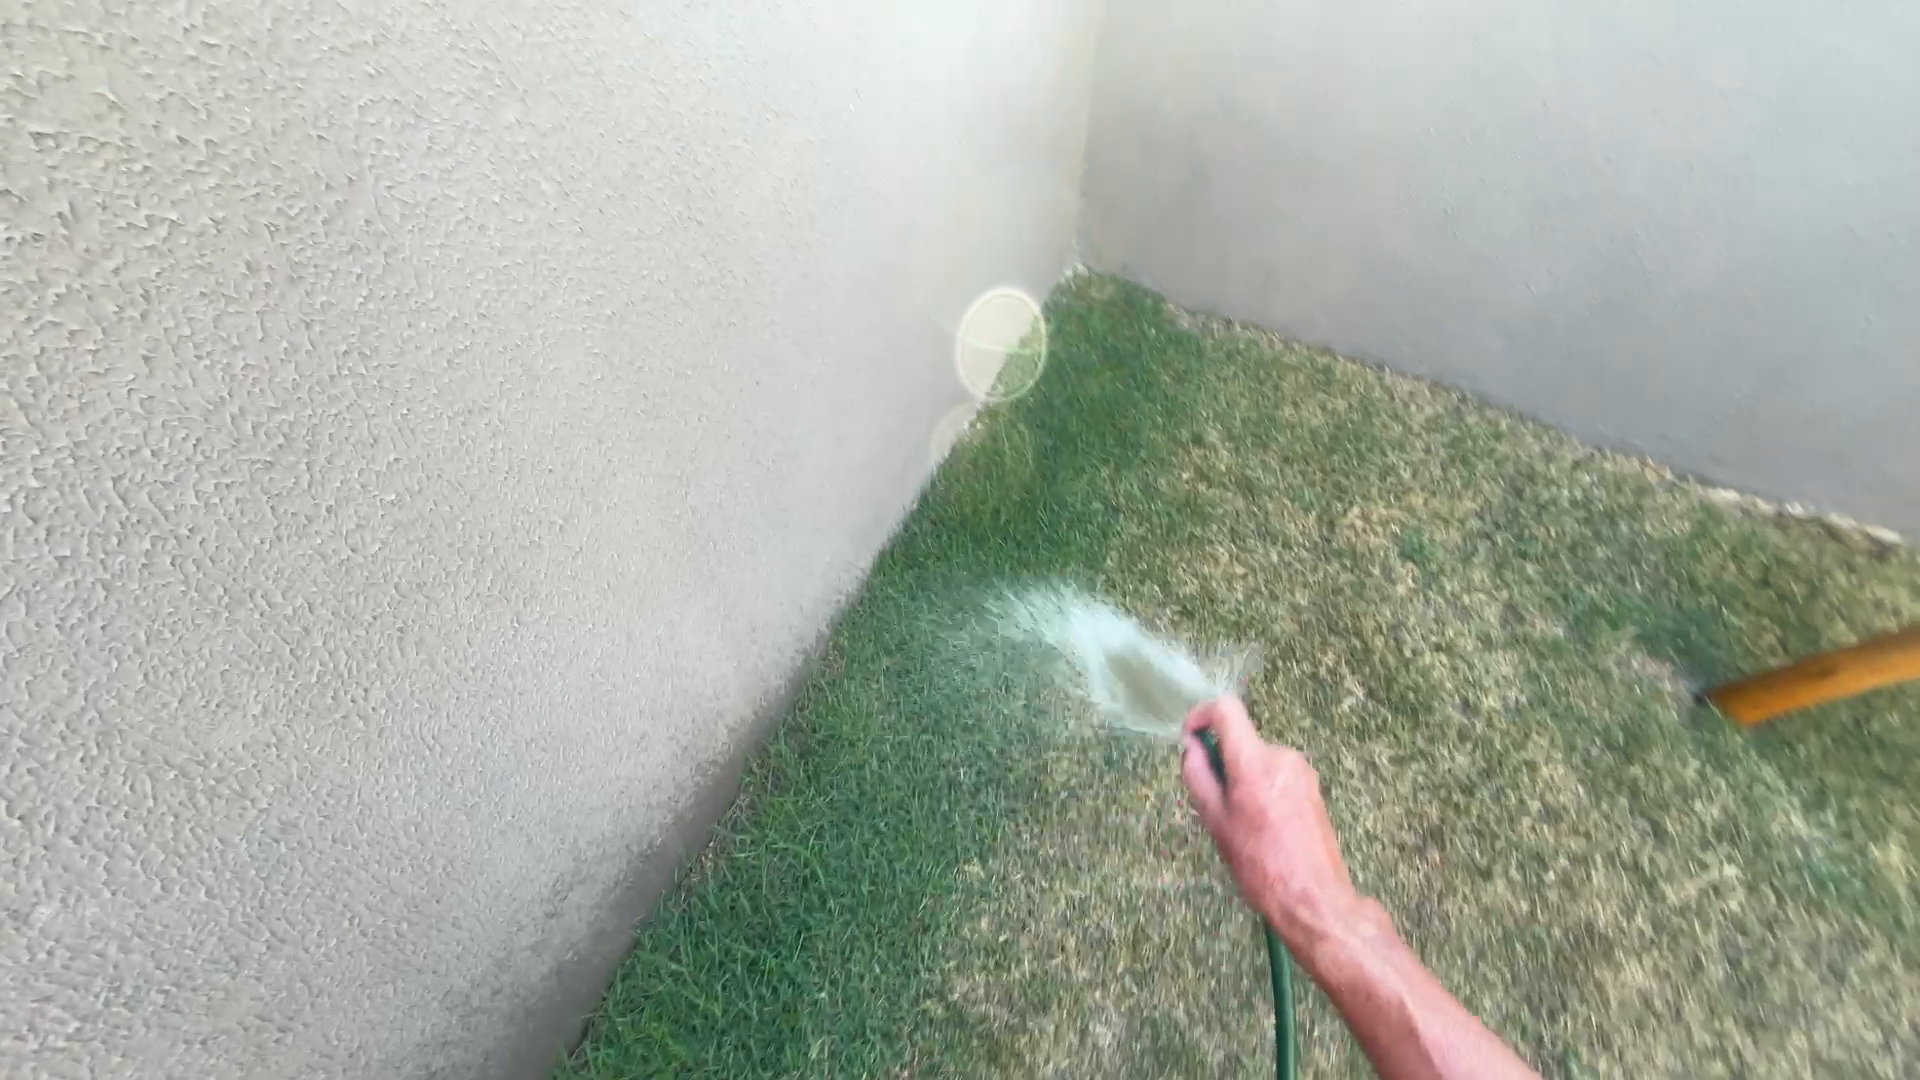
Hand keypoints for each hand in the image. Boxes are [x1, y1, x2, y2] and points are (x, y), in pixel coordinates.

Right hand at [1181, 696, 1383, 961]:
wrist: (1315, 900)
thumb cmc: (1258, 864)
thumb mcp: (1214, 821)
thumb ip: (1198, 775)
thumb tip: (1192, 746)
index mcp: (1253, 761)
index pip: (1225, 708)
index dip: (1201, 715)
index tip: (1191, 739)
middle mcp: (1281, 755)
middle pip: (1240, 739)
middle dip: (1222, 760)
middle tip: (1216, 803)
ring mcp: (1301, 770)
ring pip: (1257, 758)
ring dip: (1242, 777)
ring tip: (1242, 822)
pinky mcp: (1312, 786)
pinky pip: (1275, 773)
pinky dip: (1261, 787)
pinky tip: (1265, 826)